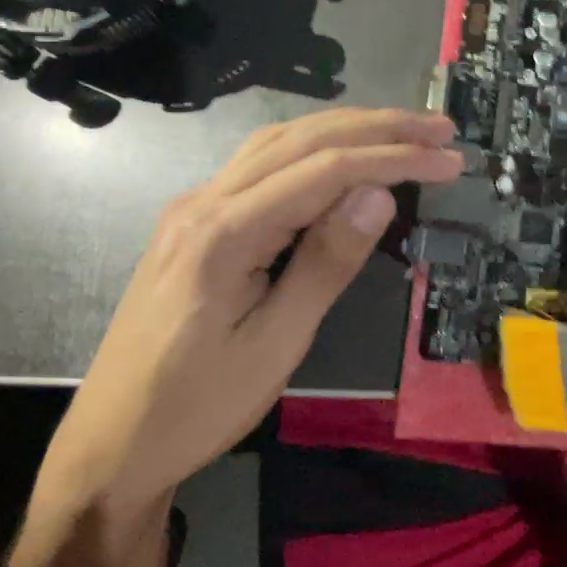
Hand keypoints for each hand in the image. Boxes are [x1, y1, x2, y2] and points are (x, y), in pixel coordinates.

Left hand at [39, 108, 462, 501]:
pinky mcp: (193, 228)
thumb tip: (378, 195)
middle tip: (440, 128)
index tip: (451, 160)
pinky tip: (338, 159)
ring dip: (343, 131)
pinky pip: (258, 169)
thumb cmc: (201, 403)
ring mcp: (192, 211)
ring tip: (402, 133)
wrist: (115, 440)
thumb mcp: (277, 343)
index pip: (324, 172)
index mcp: (225, 233)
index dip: (393, 159)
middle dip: (376, 127)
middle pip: (299, 141)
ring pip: (275, 146)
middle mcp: (203, 202)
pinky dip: (311, 152)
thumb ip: (326, 264)